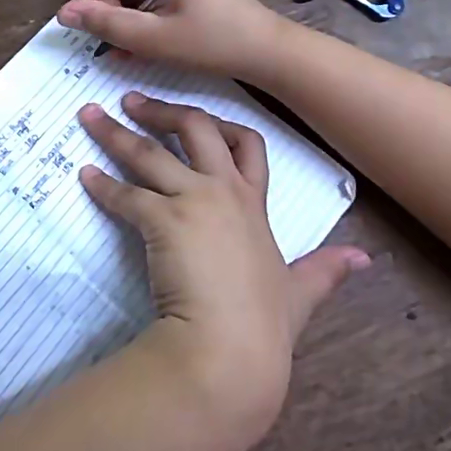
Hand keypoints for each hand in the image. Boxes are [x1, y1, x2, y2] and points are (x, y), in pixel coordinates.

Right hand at [57, 0, 288, 79]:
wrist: (265, 51)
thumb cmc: (213, 43)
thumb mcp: (155, 38)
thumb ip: (107, 24)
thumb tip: (64, 13)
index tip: (108, 34)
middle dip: (108, 7)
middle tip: (115, 43)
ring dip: (123, 13)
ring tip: (129, 47)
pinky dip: (140, 12)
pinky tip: (143, 39)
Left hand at [77, 94, 368, 418]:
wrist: (232, 350)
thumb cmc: (266, 325)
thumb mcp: (301, 292)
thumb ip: (327, 270)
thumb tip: (364, 258)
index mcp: (253, 204)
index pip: (247, 146)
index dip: (223, 125)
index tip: (197, 117)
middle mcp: (223, 191)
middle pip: (195, 129)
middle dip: (163, 111)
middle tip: (132, 100)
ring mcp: (192, 202)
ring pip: (150, 153)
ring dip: (116, 133)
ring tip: (90, 116)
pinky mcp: (162, 220)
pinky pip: (126, 194)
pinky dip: (102, 184)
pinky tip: (85, 176)